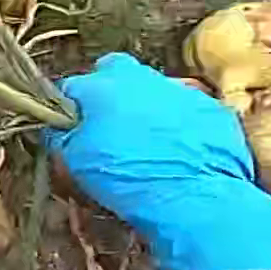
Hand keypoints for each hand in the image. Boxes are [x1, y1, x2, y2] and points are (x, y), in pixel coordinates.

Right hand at [44, 53, 270, 269]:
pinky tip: (176, 148)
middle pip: (114, 70)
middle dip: (106, 89)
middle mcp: (138, 78)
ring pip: (152, 86)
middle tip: (106, 120)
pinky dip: (177, 121)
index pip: (70, 86)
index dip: (67, 107)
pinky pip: (186, 107)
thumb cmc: (122, 177)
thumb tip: (57, 127)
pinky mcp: (213, 108)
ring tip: (144, 138)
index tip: (69, 126)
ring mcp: (179, 90)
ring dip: (143, 104)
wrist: (194, 199)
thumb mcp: (73, 160)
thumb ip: (61, 135)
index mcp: (99, 88)